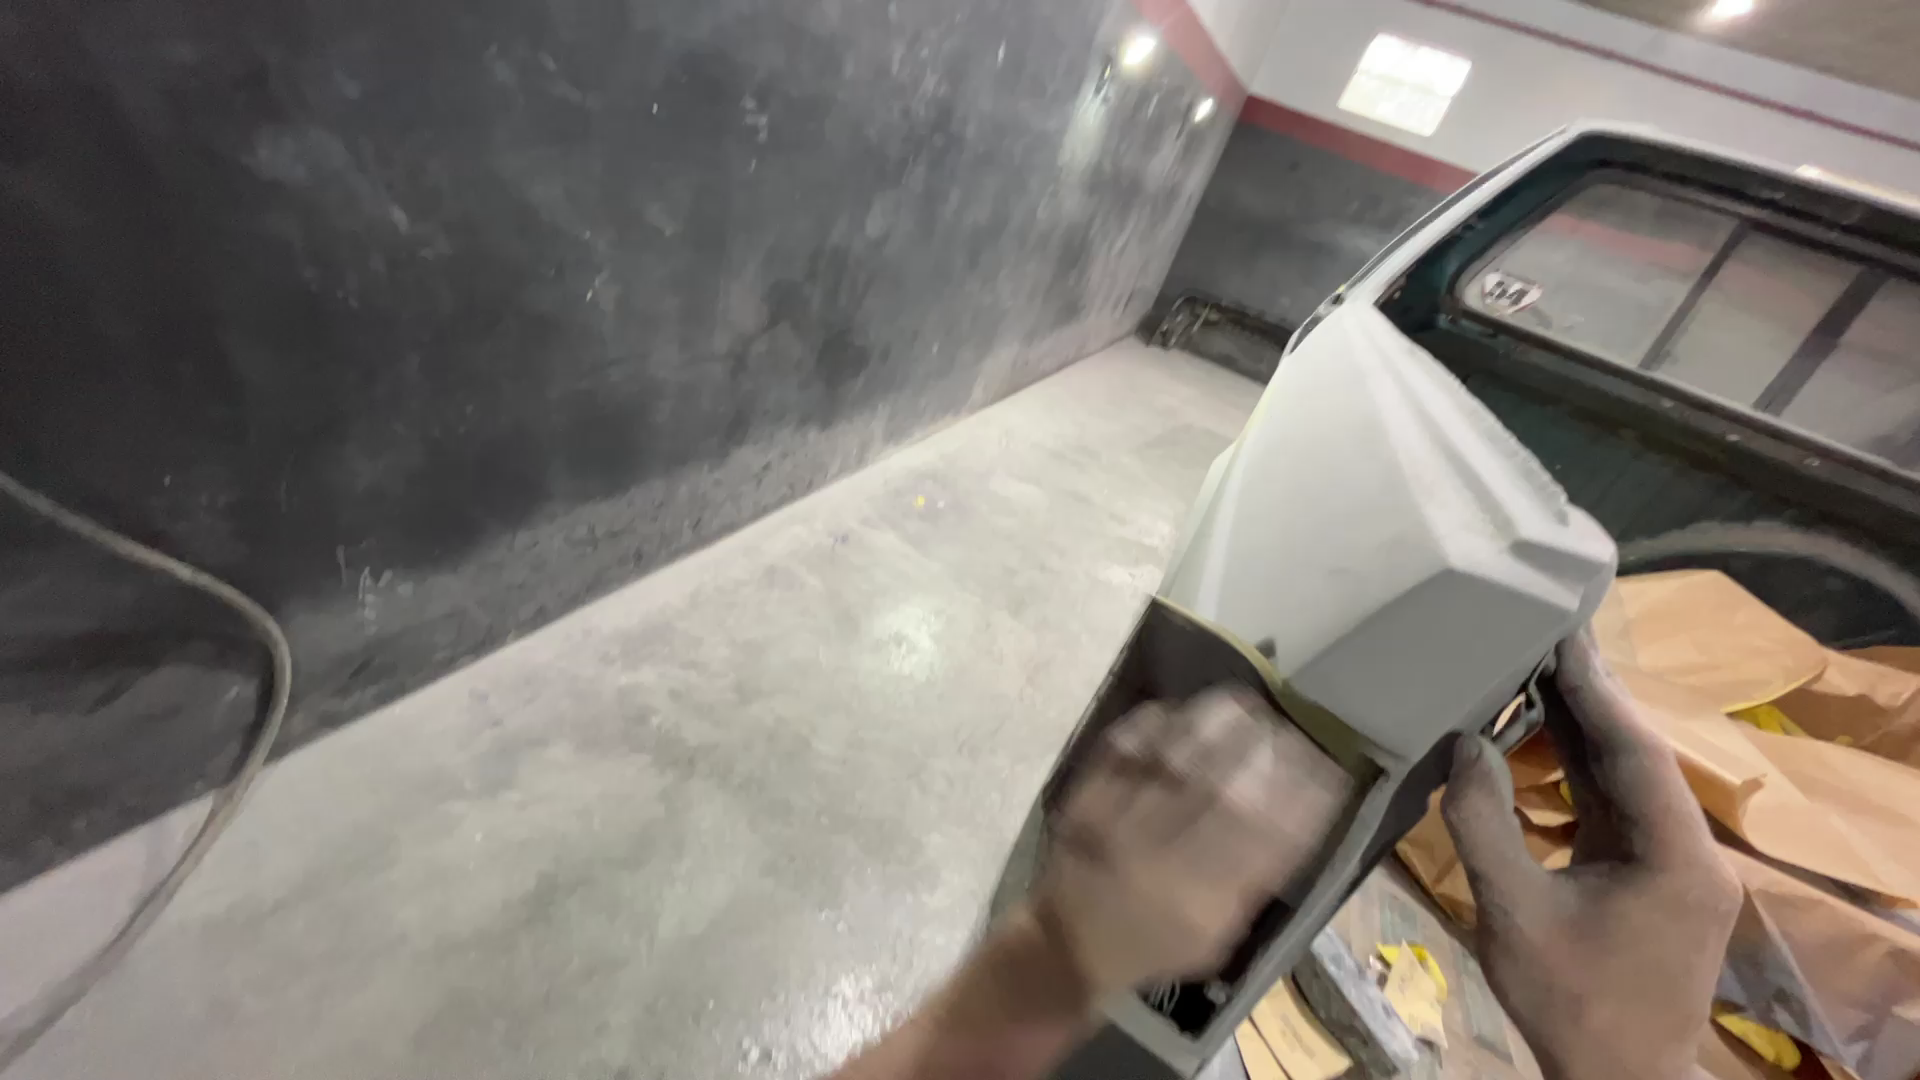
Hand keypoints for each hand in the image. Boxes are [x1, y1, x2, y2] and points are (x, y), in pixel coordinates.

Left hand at [1029, 688, 1354, 997]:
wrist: (1067, 940)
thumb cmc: (1152, 943)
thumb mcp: (1213, 938)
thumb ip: (1250, 884)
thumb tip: (1294, 821)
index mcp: (1200, 902)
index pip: (1264, 838)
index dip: (1300, 797)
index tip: (1325, 768)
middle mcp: (1158, 857)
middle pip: (1218, 788)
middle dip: (1260, 750)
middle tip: (1284, 727)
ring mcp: (1116, 819)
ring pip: (1172, 758)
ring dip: (1211, 724)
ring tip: (1243, 704)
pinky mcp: (1085, 796)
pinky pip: (1123, 748)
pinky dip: (1154, 723)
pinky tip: (1181, 710)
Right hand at [1442, 631, 1740, 1079]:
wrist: (1615, 1074)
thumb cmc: (1566, 995)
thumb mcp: (1510, 907)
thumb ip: (1483, 820)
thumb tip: (1464, 743)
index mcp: (1673, 857)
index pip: (1634, 754)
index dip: (1596, 693)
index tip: (1563, 638)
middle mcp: (1687, 851)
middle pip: (1635, 756)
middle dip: (1589, 696)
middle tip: (1543, 637)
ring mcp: (1671, 863)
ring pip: (1623, 776)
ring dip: (1579, 725)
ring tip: (1531, 671)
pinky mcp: (1647, 873)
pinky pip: (1608, 801)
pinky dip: (1572, 762)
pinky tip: (1535, 735)